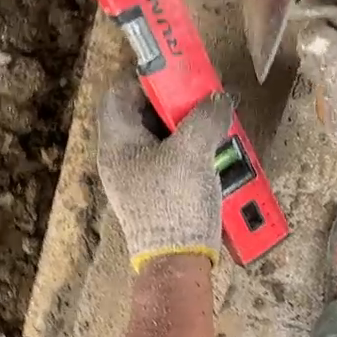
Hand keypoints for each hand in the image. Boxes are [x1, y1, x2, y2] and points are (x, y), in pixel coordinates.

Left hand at [97, 81, 233, 272]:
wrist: (177, 263)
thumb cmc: (174, 203)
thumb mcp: (192, 152)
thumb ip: (205, 117)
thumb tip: (218, 98)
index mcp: (118, 143)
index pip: (118, 95)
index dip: (145, 79)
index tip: (176, 74)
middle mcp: (123, 158)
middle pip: (143, 115)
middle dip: (175, 104)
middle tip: (203, 98)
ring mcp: (140, 179)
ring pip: (161, 138)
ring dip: (189, 128)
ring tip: (216, 124)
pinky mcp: (158, 195)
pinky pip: (173, 161)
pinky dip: (193, 152)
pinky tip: (216, 153)